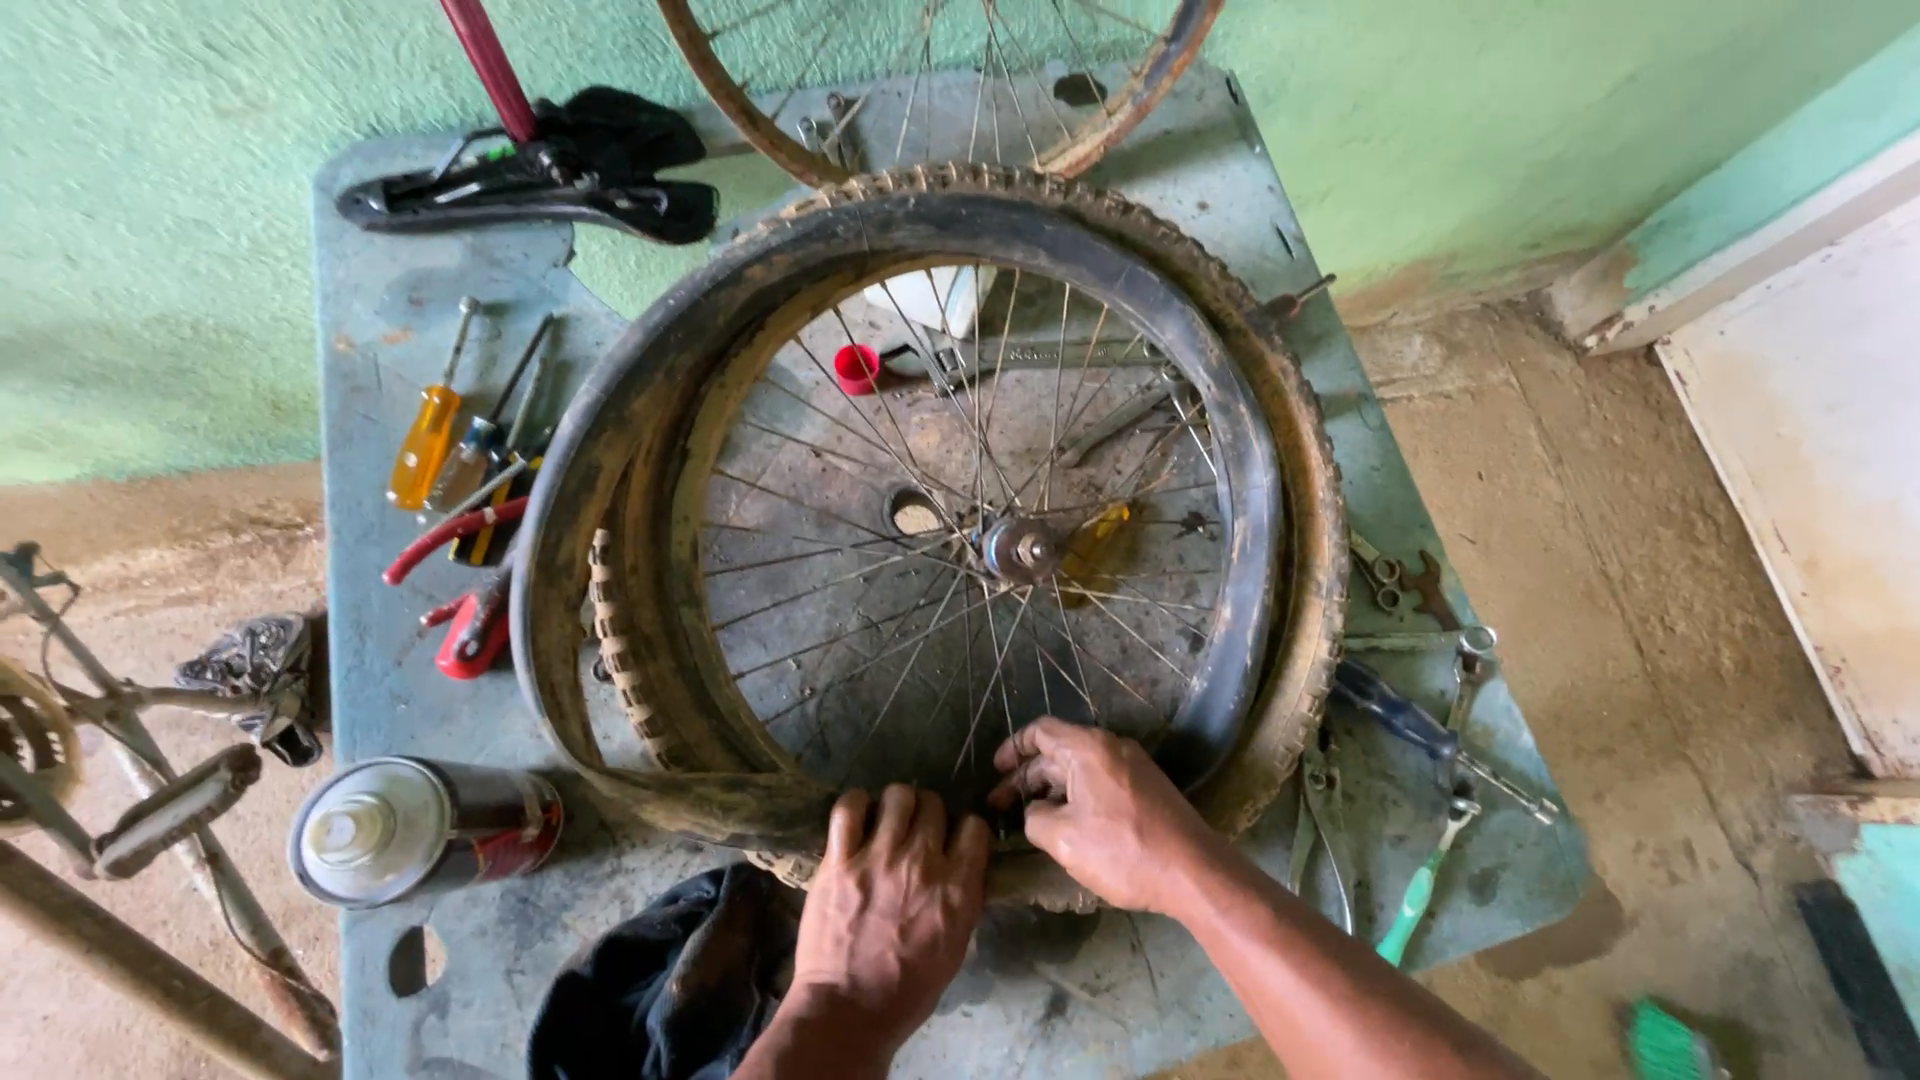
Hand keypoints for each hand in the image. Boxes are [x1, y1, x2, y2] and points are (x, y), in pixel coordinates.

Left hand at [784, 784, 989, 1057]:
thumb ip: (963, 897)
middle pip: (933, 803)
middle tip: (915, 830)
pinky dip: (855, 804)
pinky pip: (849, 808)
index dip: (964, 829)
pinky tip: (857, 816)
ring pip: (897, 796)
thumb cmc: (908, 988)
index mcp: (957, 888)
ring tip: (886, 820)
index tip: (953, 839)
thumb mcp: (956, 944)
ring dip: (895, 804)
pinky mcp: (839, 860)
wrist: (848, 1010)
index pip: (974, 826)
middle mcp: (922, 863)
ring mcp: (878, 858)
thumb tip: (964, 864)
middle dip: (928, 812)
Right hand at [989, 716, 1228, 915]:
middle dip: (1027, 777)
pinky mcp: (1147, 789)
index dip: (1013, 748)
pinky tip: (1067, 823)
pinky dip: (1076, 795)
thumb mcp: (1063, 838)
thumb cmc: (1123, 850)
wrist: (1194, 872)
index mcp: (1089, 748)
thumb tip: (1036, 812)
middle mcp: (1112, 747)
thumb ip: (1035, 818)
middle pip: (1059, 751)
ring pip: (1080, 768)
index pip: (1040, 731)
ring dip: (1052, 789)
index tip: (995, 772)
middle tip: (1002, 807)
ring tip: (1030, 818)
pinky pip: (1100, 781)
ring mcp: (1133, 767)